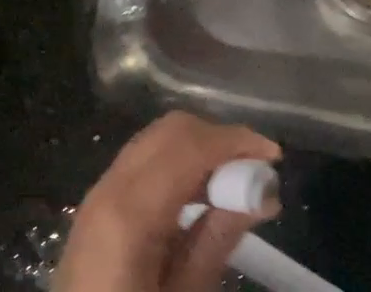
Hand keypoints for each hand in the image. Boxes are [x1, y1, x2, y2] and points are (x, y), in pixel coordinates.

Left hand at [54, 111, 281, 291]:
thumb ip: (218, 241)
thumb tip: (262, 194)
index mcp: (130, 211)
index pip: (189, 146)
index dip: (235, 141)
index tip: (273, 156)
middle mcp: (110, 186)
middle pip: (171, 130)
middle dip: (218, 138)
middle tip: (256, 169)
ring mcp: (98, 191)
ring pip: (156, 139)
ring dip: (198, 147)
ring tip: (235, 182)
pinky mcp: (97, 204)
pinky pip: (142, 161)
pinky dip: (176, 162)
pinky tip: (201, 192)